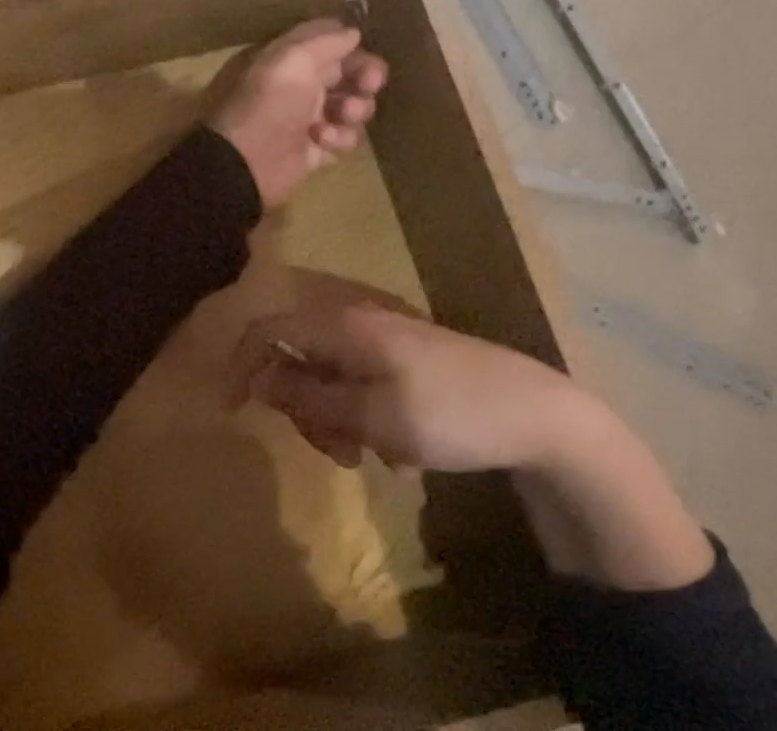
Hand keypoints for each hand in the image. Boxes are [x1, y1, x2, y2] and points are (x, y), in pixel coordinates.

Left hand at [210, 20, 386, 207]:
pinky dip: (340, 138)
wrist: (250, 160)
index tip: (362, 46)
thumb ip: (325, 42)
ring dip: (355, 109)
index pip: (329, 42)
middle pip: (349, 73)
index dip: (350, 43)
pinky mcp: (317, 148)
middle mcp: (303, 86)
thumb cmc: (271, 103)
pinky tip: (321, 140)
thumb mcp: (293, 60)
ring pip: (354, 107)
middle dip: (365, 76)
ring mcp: (311, 118)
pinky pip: (346, 138)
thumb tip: (352, 33)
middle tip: (369, 84)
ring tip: (341, 115)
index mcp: (291, 61)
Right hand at [229, 271, 589, 472]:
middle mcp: (358, 321)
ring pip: (327, 372)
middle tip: (331, 452)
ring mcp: (386, 337)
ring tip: (365, 456)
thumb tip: (257, 380)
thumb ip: (307, 398)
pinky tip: (392, 446)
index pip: (267, 331)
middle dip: (300, 406)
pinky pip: (360, 379)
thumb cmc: (452, 415)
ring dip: (331, 416)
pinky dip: (359, 412)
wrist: (546, 417)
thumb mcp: (371, 417)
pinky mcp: (409, 355)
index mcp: (343, 327)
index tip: (231, 411)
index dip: (239, 366)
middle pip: (296, 356)